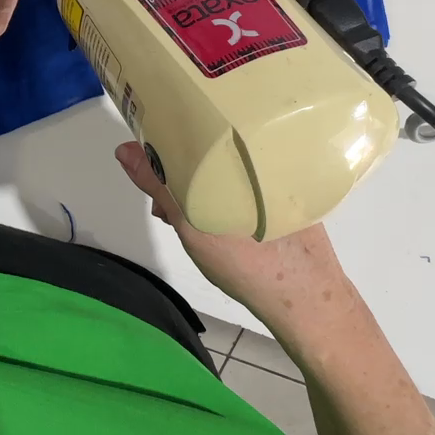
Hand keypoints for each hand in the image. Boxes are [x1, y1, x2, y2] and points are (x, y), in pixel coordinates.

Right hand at [114, 141, 356, 337]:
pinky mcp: (290, 205)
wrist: (309, 308)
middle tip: (162, 203)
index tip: (148, 151)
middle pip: (212, 151)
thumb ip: (158, 185)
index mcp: (249, 155)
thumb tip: (125, 150)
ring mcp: (283, 185)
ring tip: (182, 221)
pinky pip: (245, 191)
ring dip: (199, 188)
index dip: (171, 134)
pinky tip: (212, 227)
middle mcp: (269, 161)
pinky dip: (222, 200)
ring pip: (227, 174)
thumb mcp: (192, 223)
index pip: (204, 126)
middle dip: (179, 170)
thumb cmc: (250, 263)